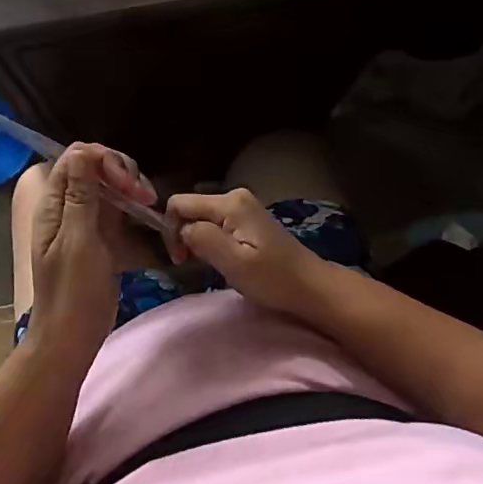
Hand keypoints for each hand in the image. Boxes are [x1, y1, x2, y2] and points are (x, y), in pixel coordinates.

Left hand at [28, 143, 156, 354]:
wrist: (71, 337)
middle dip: (122, 172)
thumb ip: (81, 196)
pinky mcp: (101, 236)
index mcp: (54, 204)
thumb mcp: (79, 241)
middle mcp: (67, 206)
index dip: (105, 160)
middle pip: (95, 167)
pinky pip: (117, 208)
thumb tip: (82, 152)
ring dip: (131, 188)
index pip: (77, 158)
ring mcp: (85, 221)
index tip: (128, 185)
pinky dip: (133, 207)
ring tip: (150, 206)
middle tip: (145, 198)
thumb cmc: (73, 292)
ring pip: (109, 186)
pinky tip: (149, 216)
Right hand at [165, 189, 326, 316]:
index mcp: (230, 203)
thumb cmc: (273, 279)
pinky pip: (215, 224)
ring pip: (201, 218)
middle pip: (190, 209)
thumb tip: (182, 229)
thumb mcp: (234, 263)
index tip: (182, 259)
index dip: (171, 230)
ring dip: (197, 241)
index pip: (179, 204)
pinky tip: (223, 260)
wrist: (311, 287)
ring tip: (211, 265)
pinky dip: (211, 242)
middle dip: (184, 236)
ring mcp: (242, 206)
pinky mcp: (247, 219)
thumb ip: (203, 239)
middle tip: (194, 265)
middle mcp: (234, 196)